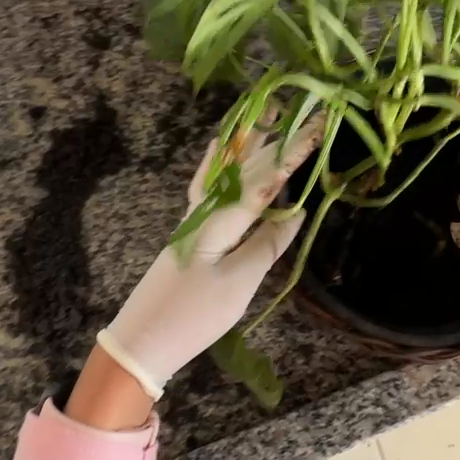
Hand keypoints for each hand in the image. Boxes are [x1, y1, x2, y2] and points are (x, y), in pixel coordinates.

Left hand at [97, 123, 317, 399]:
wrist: (140, 341)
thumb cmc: (193, 317)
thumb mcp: (238, 285)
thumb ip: (267, 245)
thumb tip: (296, 211)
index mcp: (221, 220)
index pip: (266, 179)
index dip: (294, 153)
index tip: (318, 127)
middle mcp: (207, 209)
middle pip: (250, 169)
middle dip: (281, 143)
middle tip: (308, 118)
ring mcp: (195, 218)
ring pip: (230, 171)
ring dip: (253, 145)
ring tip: (273, 118)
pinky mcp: (190, 231)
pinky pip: (210, 183)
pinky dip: (219, 161)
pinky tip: (219, 146)